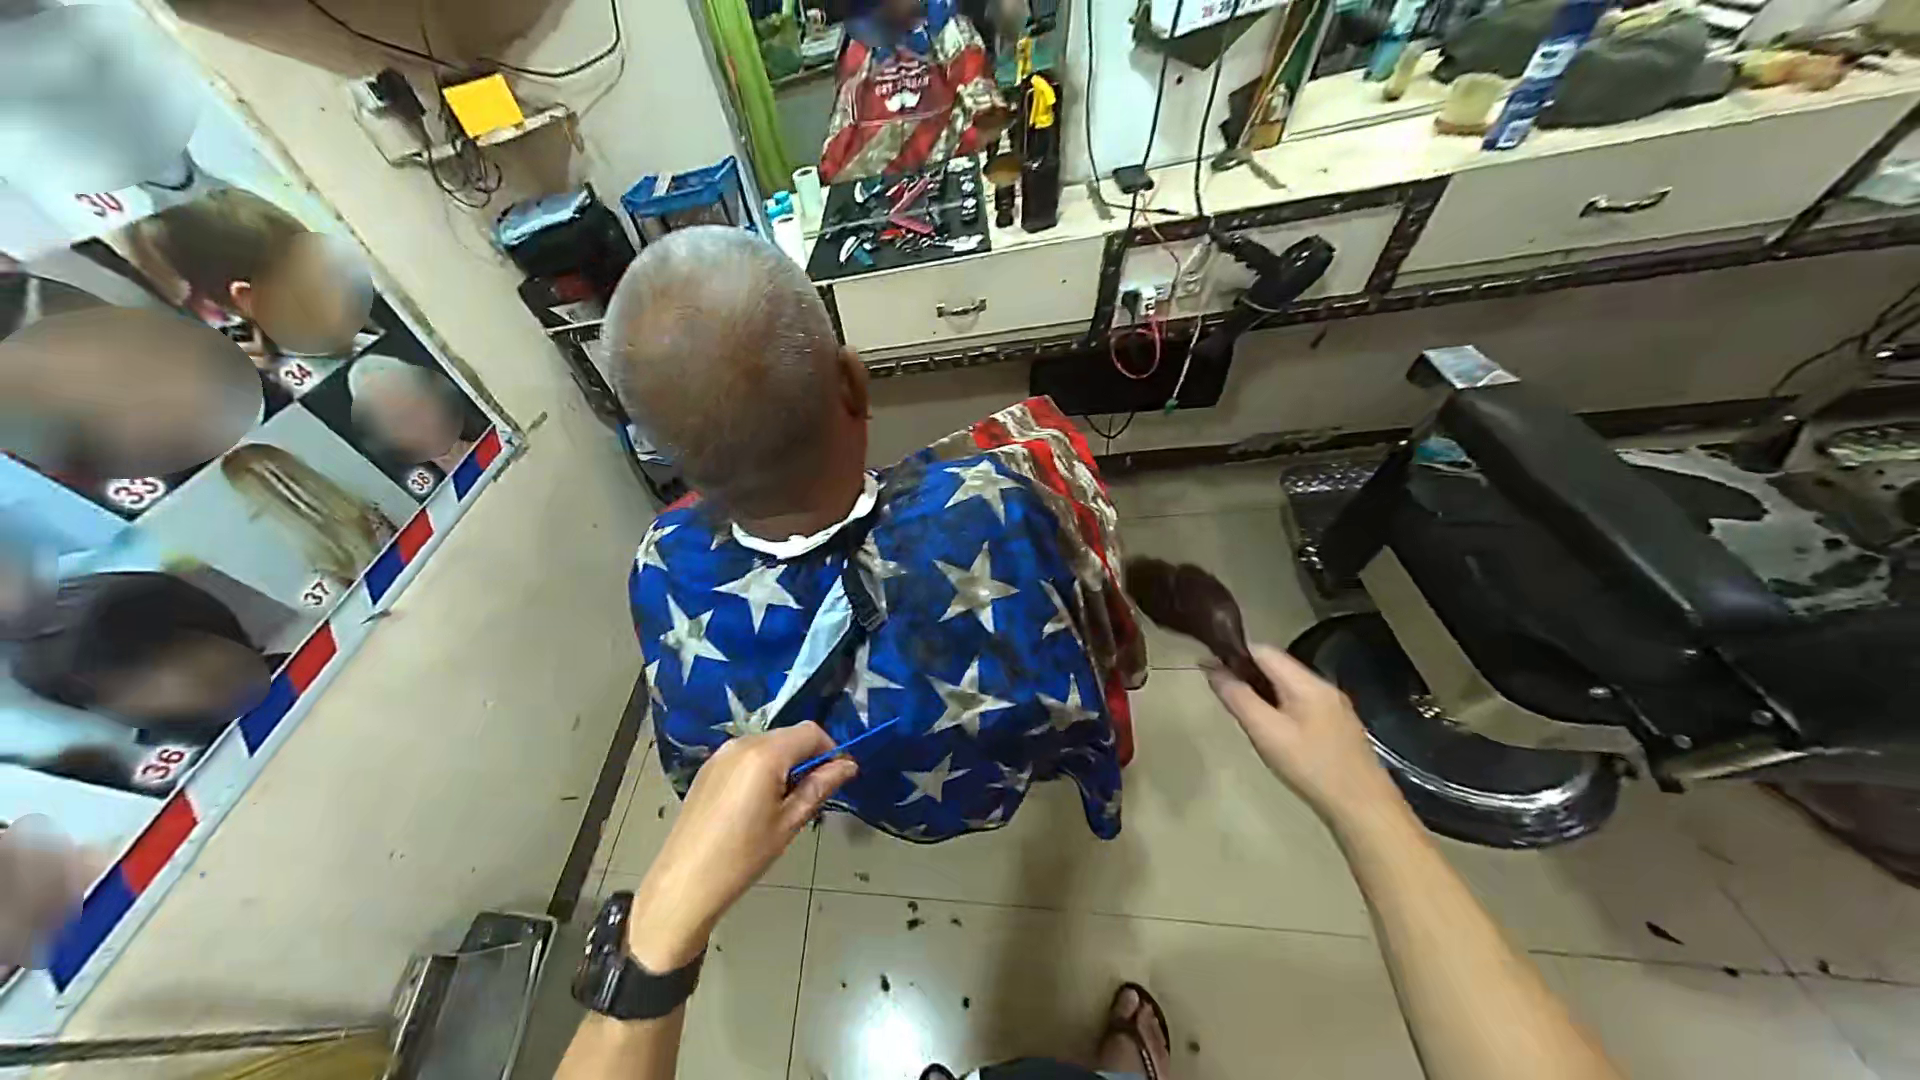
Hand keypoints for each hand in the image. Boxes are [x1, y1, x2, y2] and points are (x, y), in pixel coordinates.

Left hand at [626, 724, 855, 970]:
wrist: (684, 883)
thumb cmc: (743, 855)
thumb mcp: (790, 821)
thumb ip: (820, 786)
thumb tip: (848, 765)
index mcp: (765, 753)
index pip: (811, 732)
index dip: (830, 750)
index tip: (837, 777)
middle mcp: (742, 742)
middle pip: (789, 735)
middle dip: (808, 756)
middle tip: (814, 793)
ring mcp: (722, 753)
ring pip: (769, 743)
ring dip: (786, 762)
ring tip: (785, 801)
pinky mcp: (709, 767)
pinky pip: (747, 754)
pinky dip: (763, 767)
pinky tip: (758, 802)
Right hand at [1206, 645, 1404, 828]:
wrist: (1364, 808)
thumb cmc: (1310, 767)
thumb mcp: (1265, 732)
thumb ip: (1237, 697)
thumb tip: (1212, 669)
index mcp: (1307, 682)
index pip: (1263, 651)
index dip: (1235, 654)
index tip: (1210, 668)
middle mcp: (1323, 685)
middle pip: (1276, 666)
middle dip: (1247, 672)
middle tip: (1223, 694)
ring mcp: (1334, 705)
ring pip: (1288, 684)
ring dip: (1262, 689)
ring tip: (1243, 710)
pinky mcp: (1338, 723)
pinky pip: (1300, 700)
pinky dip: (1279, 703)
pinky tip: (1272, 727)